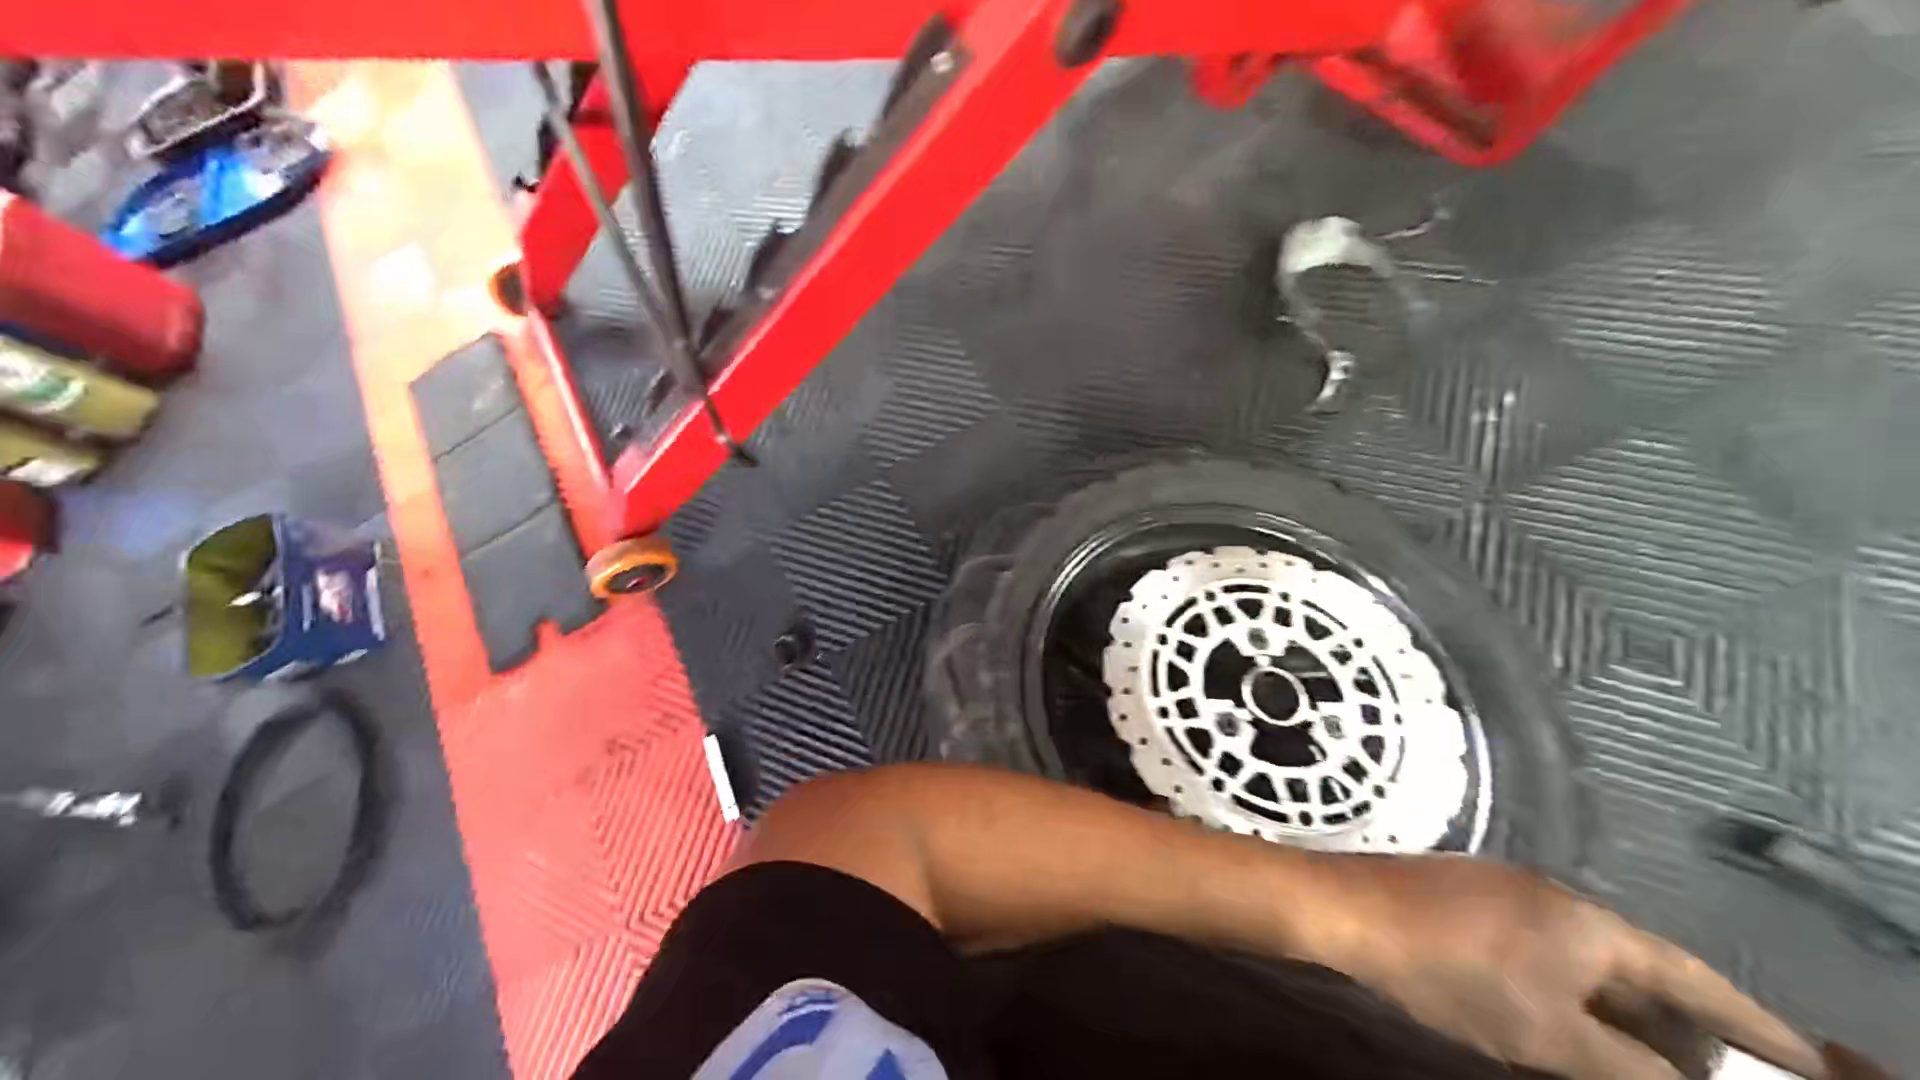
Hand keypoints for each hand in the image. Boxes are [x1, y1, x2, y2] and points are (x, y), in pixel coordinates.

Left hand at [1313, 857, 1826, 1079]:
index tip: (1800, 1060)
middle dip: (1680, 1019)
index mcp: (1589, 923)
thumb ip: (1630, 1066)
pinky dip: (1565, 982)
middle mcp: (1553, 894)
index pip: (1692, 976)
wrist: (1345, 908)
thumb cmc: (1450, 971)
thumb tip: (1678, 1078)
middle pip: (1637, 962)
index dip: (1750, 1022)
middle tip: (1717, 1069)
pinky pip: (1537, 942)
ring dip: (1617, 1002)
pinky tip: (1559, 1011)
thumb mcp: (1550, 1035)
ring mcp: (1502, 886)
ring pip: (1583, 953)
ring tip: (1645, 1052)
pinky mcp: (1462, 891)